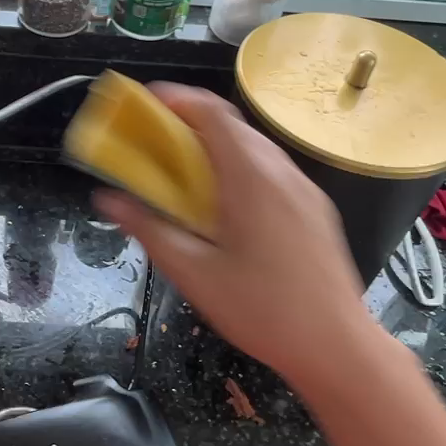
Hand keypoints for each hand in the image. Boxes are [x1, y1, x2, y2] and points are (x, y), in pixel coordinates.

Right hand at [93, 84, 376, 389]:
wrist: (337, 345)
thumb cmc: (262, 311)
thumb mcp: (193, 273)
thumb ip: (148, 229)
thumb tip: (108, 199)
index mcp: (251, 179)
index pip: (212, 113)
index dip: (175, 100)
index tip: (145, 106)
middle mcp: (282, 173)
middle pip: (231, 127)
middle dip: (188, 126)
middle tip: (154, 146)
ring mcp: (304, 190)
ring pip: (253, 148)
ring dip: (215, 149)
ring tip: (182, 177)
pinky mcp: (314, 209)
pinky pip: (271, 171)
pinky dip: (240, 170)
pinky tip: (224, 206)